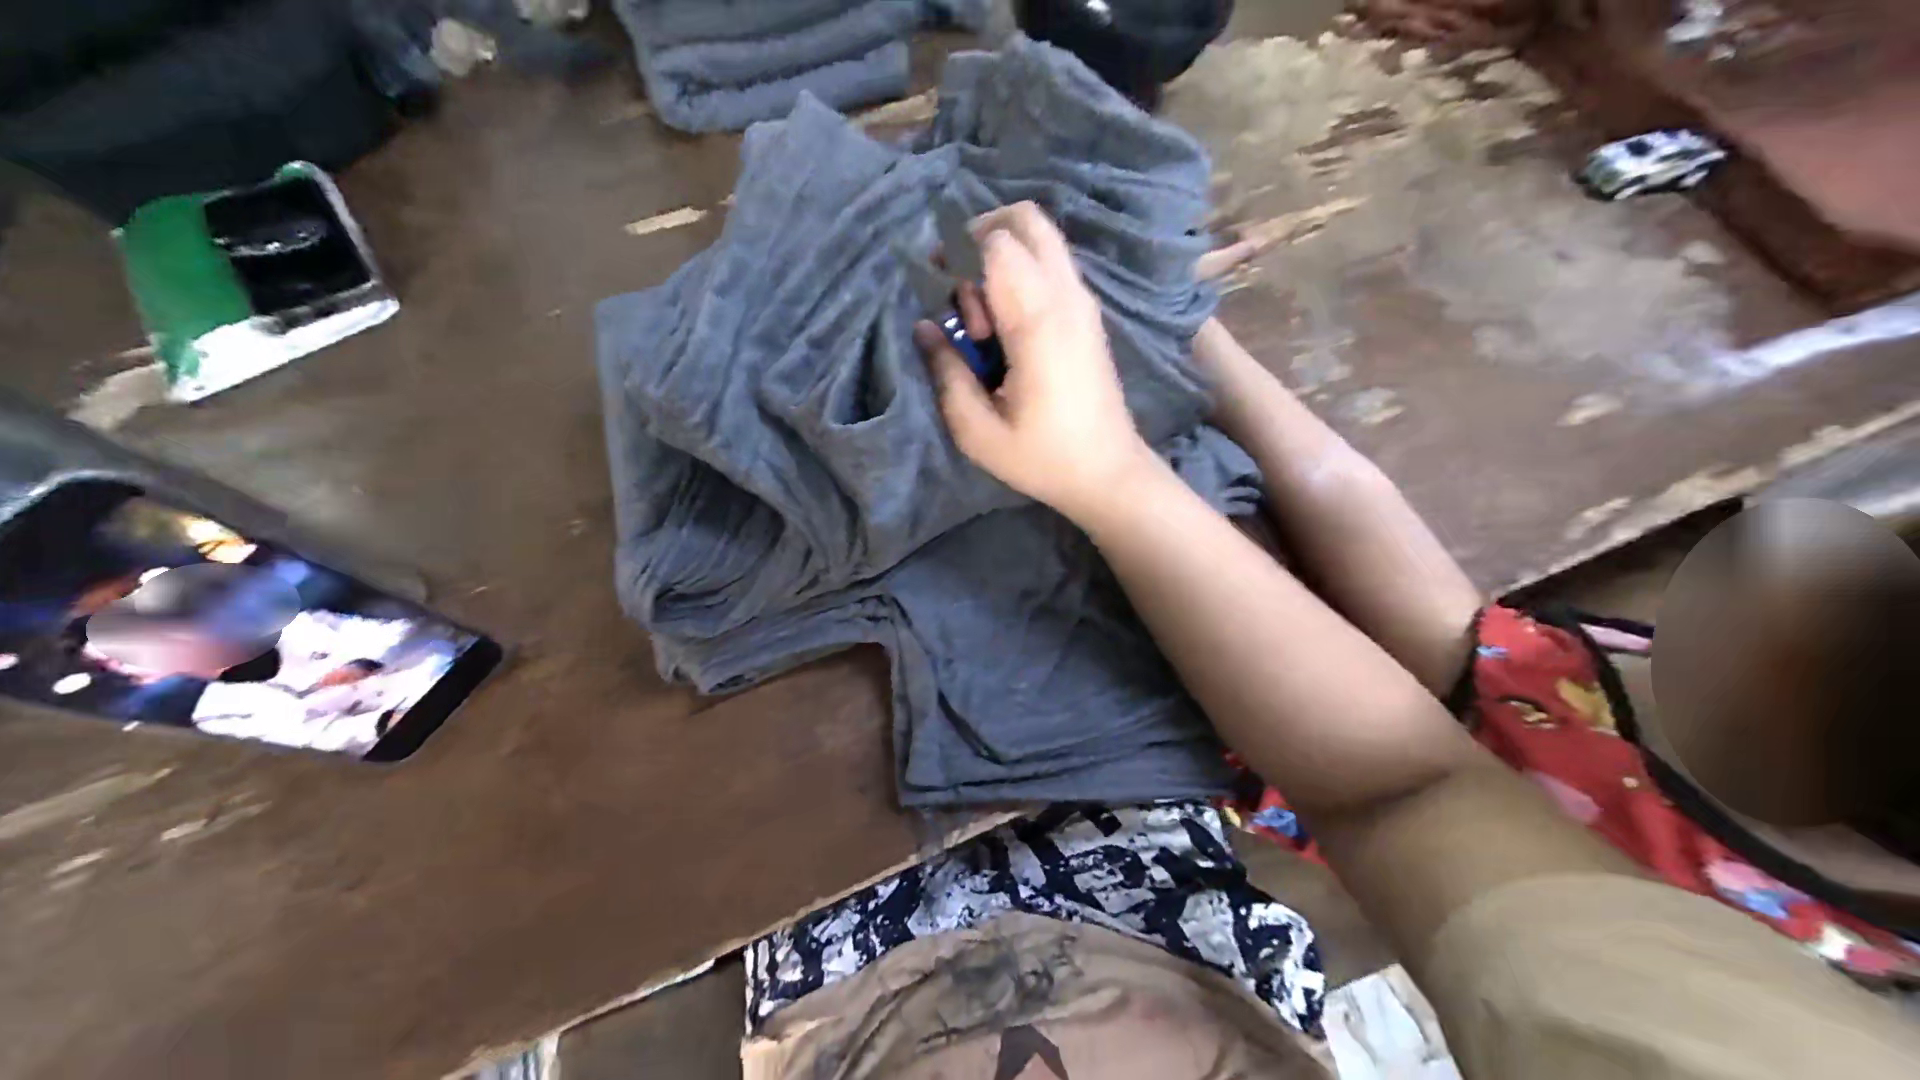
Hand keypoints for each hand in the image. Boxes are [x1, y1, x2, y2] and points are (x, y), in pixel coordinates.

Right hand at [914, 202, 1160, 521]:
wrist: (1108, 472)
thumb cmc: (1042, 458)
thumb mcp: (977, 432)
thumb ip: (946, 372)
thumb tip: (925, 327)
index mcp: (1038, 322)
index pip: (995, 242)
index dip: (956, 253)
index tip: (940, 295)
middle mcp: (1066, 297)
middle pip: (1024, 219)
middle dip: (978, 238)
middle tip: (958, 290)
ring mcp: (1083, 301)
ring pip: (1039, 237)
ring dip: (1000, 258)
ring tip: (984, 317)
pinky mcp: (1088, 314)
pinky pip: (1050, 264)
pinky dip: (1020, 273)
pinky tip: (1006, 325)